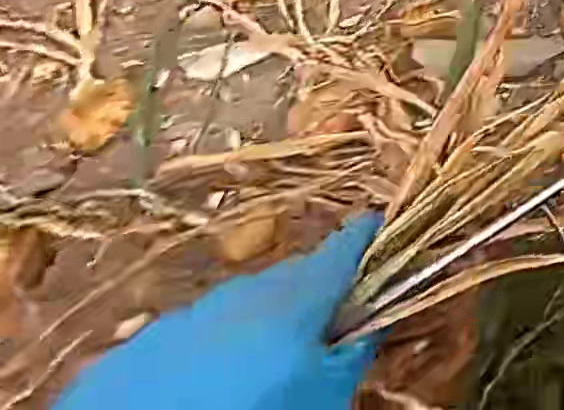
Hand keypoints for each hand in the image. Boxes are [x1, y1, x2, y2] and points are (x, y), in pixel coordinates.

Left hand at [56, 215, 381, 409]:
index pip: (348, 242)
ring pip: (235, 303)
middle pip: (292, 274)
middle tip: (319, 325)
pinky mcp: (117, 361)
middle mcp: (240, 294)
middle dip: (310, 290)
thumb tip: (384, 309)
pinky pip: (178, 338)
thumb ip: (362, 343)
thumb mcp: (329, 391)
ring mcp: (174, 323)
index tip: (382, 233)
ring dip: (255, 319)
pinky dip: (199, 349)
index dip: (369, 235)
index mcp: (298, 295)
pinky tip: (195, 386)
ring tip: (254, 362)